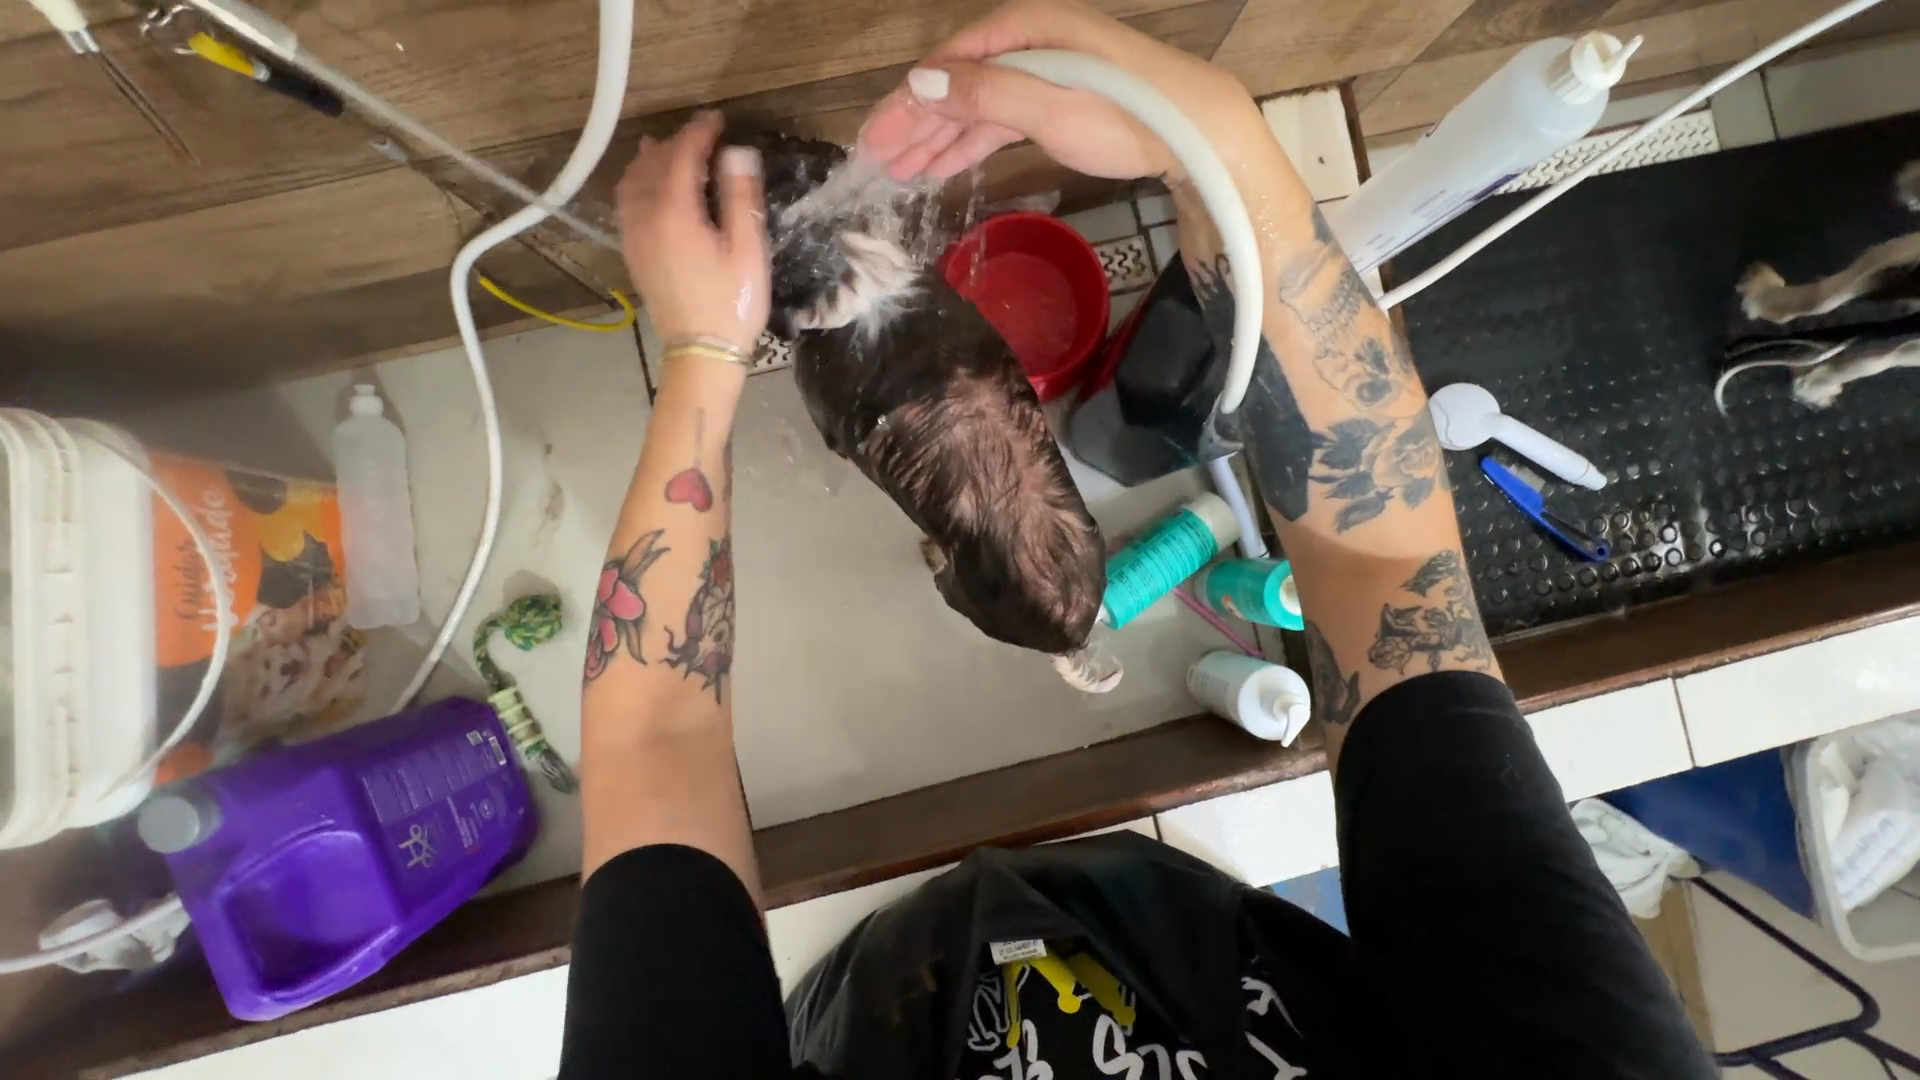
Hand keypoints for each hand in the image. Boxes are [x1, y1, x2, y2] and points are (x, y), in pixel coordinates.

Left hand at [617, 112, 769, 352]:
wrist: (701, 353)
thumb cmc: (732, 305)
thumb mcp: (748, 251)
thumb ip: (741, 197)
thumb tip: (737, 153)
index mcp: (674, 211)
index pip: (683, 154)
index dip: (701, 132)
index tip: (719, 120)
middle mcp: (644, 216)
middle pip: (653, 162)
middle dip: (677, 143)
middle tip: (704, 139)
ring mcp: (633, 235)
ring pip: (633, 181)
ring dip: (653, 160)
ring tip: (673, 153)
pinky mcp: (633, 253)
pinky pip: (627, 203)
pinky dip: (640, 183)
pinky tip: (654, 188)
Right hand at [858, 0, 1256, 182]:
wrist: (1191, 133)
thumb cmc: (1126, 113)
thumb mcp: (1051, 103)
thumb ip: (987, 93)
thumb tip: (921, 84)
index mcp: (1022, 33)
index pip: (948, 65)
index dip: (908, 101)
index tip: (876, 138)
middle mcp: (1023, 49)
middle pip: (954, 88)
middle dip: (913, 125)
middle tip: (875, 163)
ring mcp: (1035, 80)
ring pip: (971, 112)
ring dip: (935, 142)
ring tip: (898, 174)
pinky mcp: (1047, 110)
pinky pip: (994, 129)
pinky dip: (966, 150)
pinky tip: (940, 169)